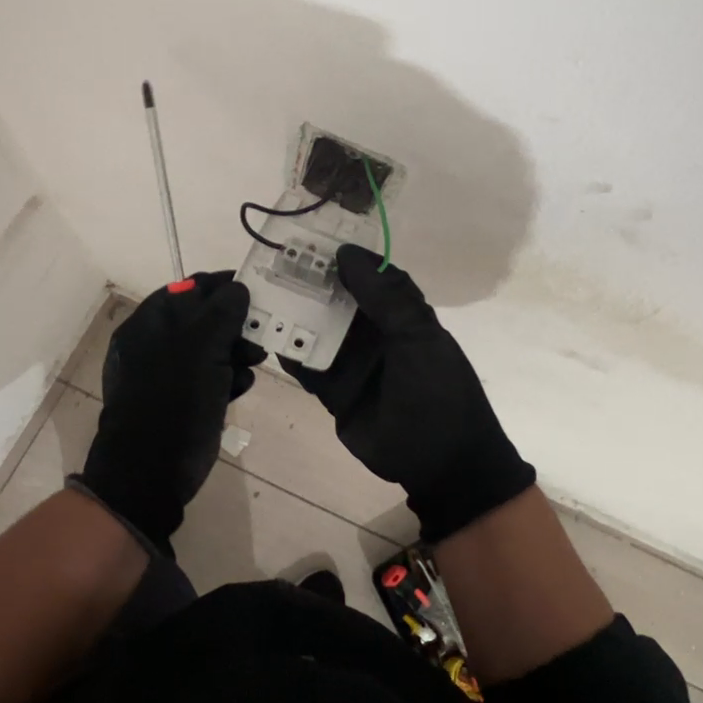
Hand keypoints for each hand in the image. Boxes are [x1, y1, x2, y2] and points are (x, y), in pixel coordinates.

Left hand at [79, 272, 261, 552]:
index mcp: (150, 321)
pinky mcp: (180, 400)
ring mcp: (166, 374)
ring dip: (237, 351)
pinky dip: (228, 378)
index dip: (222, 286)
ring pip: (210, 349)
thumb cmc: (174, 399)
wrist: (149, 472)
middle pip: (204, 318)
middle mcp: (155, 342)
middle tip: (261, 332)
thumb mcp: (203, 346)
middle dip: (235, 323)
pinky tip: (242, 385)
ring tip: (255, 361)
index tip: (254, 290)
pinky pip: (210, 378)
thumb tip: (237, 288)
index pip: (190, 288)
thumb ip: (222, 310)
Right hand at [280, 245, 534, 540]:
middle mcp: (377, 332)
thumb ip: (385, 297)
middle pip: (338, 300)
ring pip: (319, 330)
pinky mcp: (336, 391)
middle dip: (310, 283)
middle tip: (274, 263)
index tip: (311, 238)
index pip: (370, 274)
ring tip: (261, 296)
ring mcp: (355, 362)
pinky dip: (291, 353)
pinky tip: (267, 338)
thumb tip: (346, 254)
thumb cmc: (437, 392)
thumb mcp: (417, 338)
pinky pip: (309, 367)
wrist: (441, 464)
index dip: (344, 258)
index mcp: (402, 313)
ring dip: (295, 315)